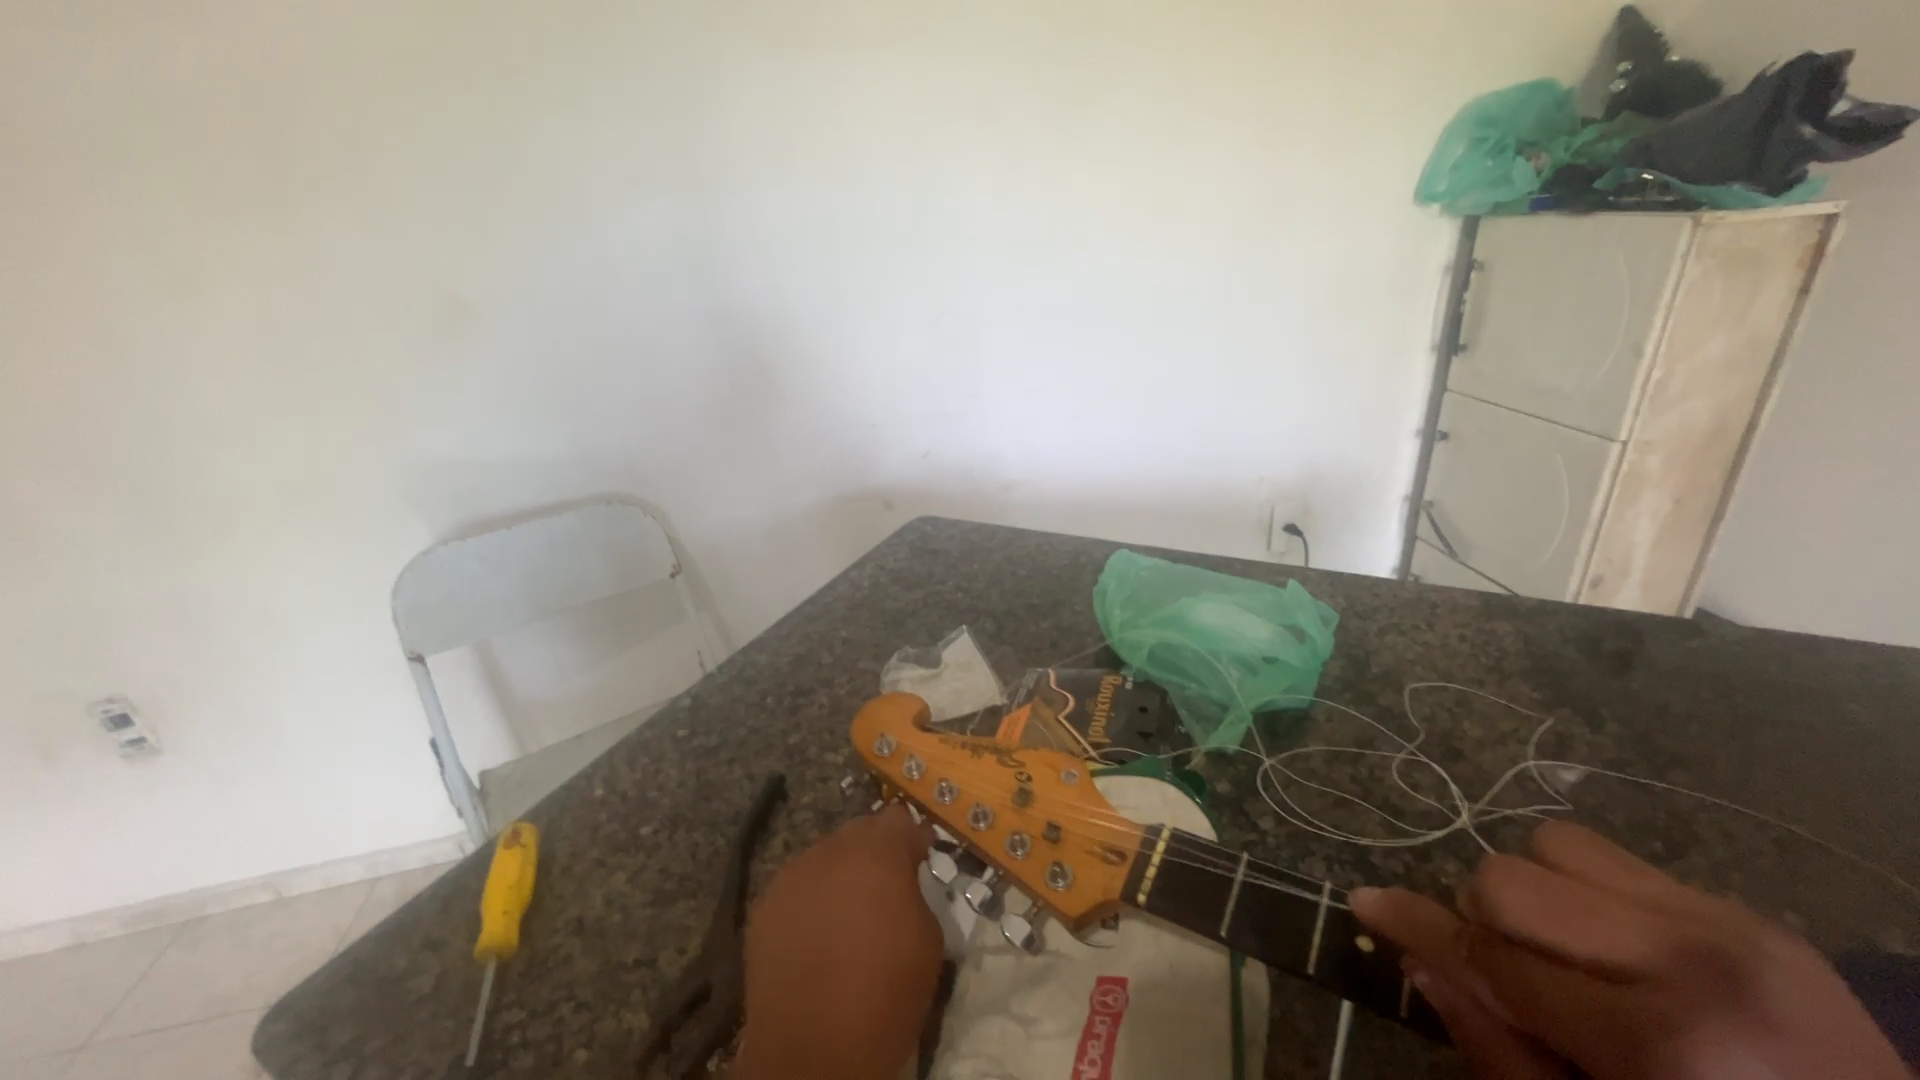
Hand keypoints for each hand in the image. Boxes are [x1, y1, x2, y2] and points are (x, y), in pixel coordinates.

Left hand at [732, 804, 942, 1079]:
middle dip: (876, 852)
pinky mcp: (763, 908)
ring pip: (823, 857)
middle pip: (858, 832)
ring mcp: (790, 877)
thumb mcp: (929, 938)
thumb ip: (915, 893)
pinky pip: (797, 887)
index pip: (899, 818)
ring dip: (841, 874)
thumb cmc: (886, 994)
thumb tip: (902, 883)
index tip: (921, 859)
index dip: (913, 838)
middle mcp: (828, 852)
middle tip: (887, 888)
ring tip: (848, 913)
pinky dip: (812, 899)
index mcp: (876, 854)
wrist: (813, 1050)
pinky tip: (817, 933)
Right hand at [1351, 821, 1905, 1079]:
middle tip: (1503, 970)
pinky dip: (1581, 889)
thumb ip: (1501, 1052)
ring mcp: (1725, 921)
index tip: (1366, 897)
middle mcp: (1689, 959)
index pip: (1494, 956)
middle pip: (1510, 879)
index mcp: (1657, 1041)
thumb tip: (1422, 965)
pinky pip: (1612, 853)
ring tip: (1561, 951)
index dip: (1418, 925)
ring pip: (1552, 843)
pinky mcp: (1742, 906)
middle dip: (1481, 917)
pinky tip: (1609, 944)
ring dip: (1532, 892)